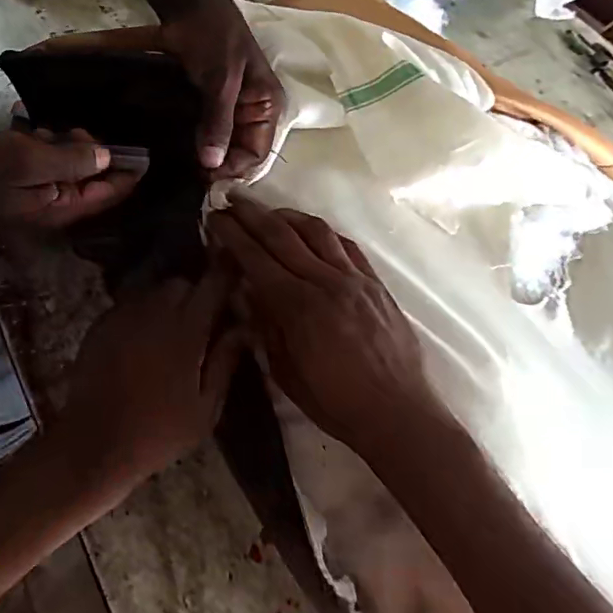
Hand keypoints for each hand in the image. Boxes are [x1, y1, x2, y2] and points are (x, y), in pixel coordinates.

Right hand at [0, 129, 140, 227]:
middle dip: (87, 150)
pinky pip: (47, 161)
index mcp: (61, 209)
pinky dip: (43, 144)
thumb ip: (71, 161)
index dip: (128, 171)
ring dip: (62, 143)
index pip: (109, 194)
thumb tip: (109, 159)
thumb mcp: (28, 160)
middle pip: (92, 177)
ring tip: (39, 131)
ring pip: (70, 165)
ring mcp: (37, 194)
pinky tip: (27, 130)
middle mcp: (54, 207)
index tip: (141, 145)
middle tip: (68, 131)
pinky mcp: (22, 181)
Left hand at [55, 268, 245, 487]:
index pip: (213, 283)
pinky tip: (144, 338)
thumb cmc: (157, 433)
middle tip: (202, 319)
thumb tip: (245, 327)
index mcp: (186, 330)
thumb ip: (226, 362)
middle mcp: (155, 310)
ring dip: (168, 301)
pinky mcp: (102, 321)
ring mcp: (124, 313)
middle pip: (182, 282)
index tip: (238, 267)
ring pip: (154, 289)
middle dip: (196, 292)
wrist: (92, 444)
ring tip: (172, 329)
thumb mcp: (205, 409)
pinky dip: (143, 311)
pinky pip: (130, 303)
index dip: (228, 271)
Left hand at [158, 5, 283, 178]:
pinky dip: (192, 141)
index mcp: (266, 105)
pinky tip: (172, 150)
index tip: (202, 178)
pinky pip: (204, 130)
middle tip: (186, 176)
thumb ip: (218, 122)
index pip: (257, 153)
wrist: (191, 5)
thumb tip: (211, 165)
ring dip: (202, 156)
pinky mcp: (208, 102)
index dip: (232, 169)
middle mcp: (251, 111)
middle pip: (238, 152)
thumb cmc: (215, 39)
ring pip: (220, 144)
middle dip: (216, 166)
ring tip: (177, 167)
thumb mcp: (220, 81)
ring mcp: (229, 107)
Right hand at [207, 200, 445, 453]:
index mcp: (298, 307)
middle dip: (251, 214)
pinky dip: (322, 232)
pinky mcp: (375, 282)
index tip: (214, 218)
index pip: (256, 258)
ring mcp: (354, 278)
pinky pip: (345, 244)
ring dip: (287, 215)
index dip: (232, 235)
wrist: (397, 412)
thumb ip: (266, 326)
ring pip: (316, 230)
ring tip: (268, 211)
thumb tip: (248, 290)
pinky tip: (310, 232)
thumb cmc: (335, 402)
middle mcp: (325, 281)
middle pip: (282, 234)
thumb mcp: (286, 373)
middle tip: (231, 199)